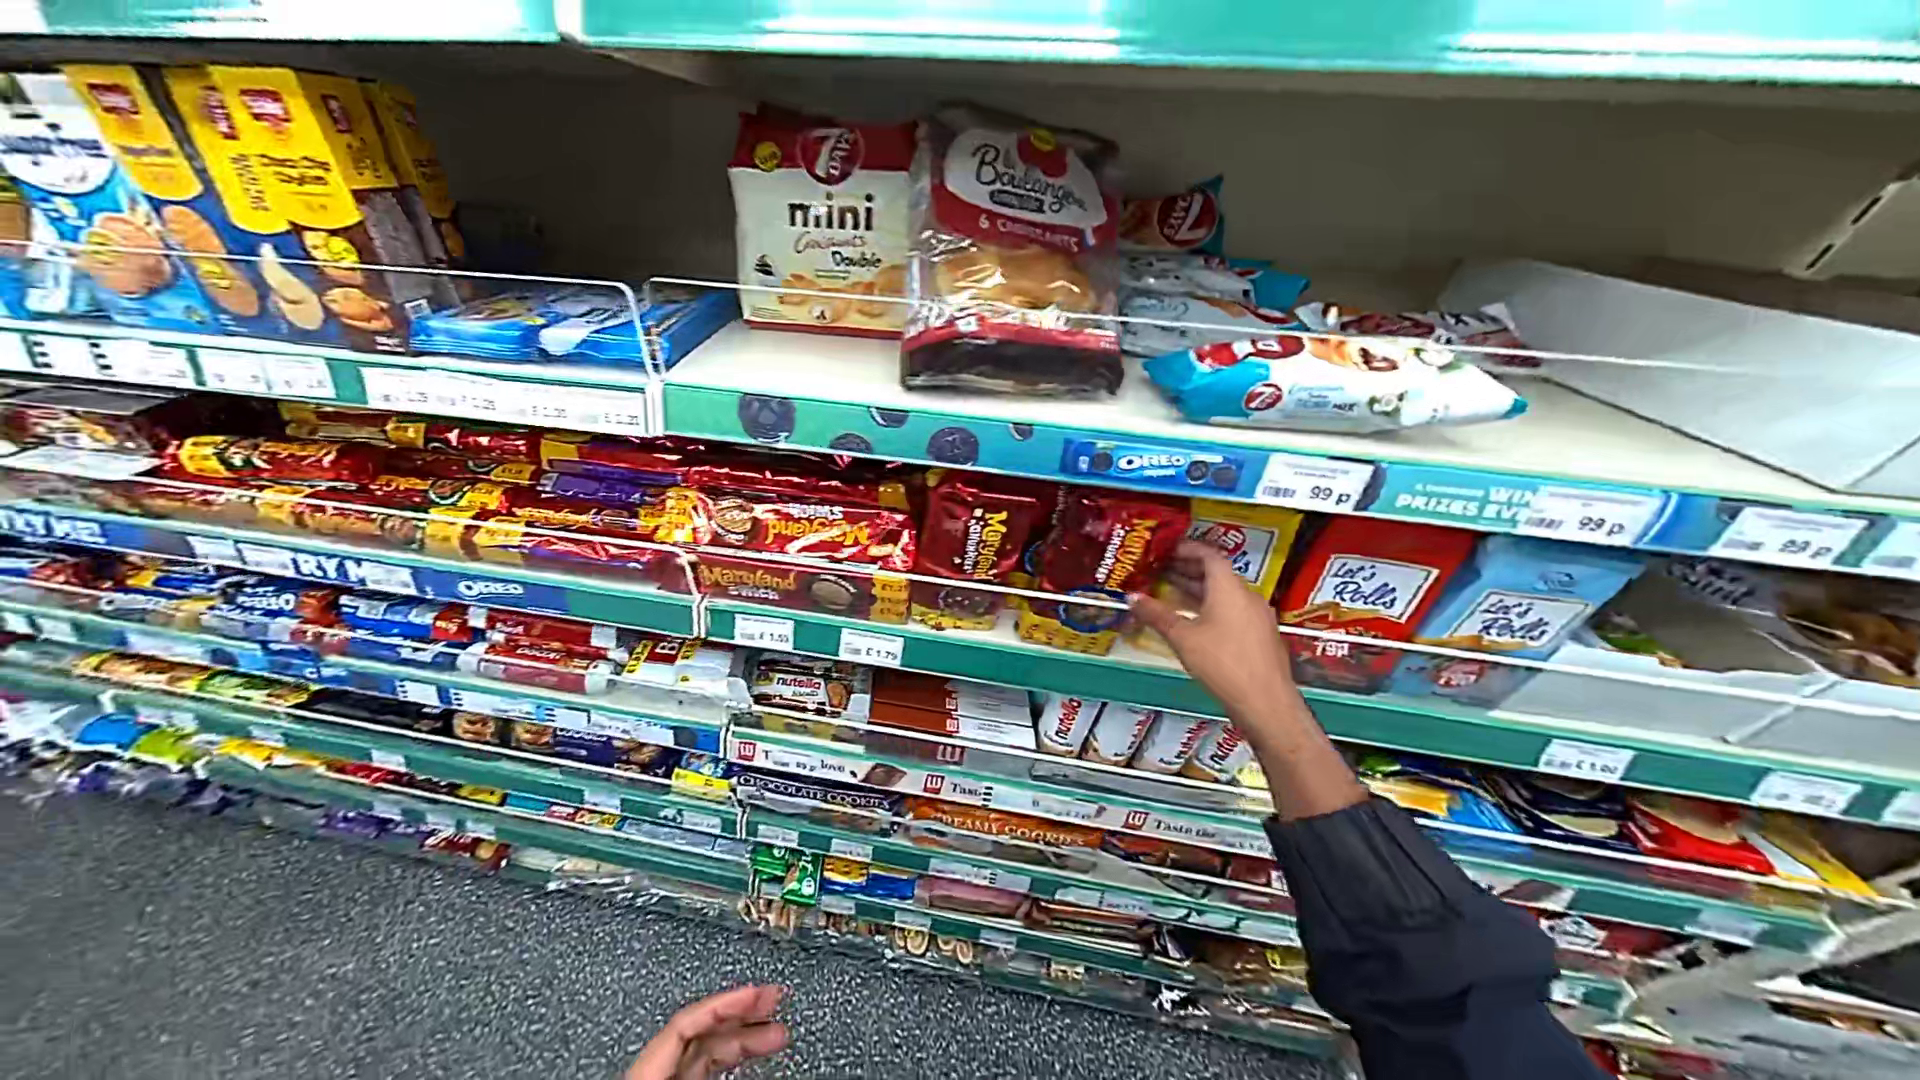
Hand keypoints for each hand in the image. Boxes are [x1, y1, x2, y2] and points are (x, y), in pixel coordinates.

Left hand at [625, 985, 790, 1079]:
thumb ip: (718, 1079)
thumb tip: (764, 1071)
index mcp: (642, 1078)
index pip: (687, 1022)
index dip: (726, 1003)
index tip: (759, 994)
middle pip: (698, 1035)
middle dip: (741, 1018)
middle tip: (776, 1004)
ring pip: (701, 1056)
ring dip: (741, 1042)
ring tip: (775, 1036)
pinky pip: (697, 1076)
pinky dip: (727, 1066)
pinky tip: (748, 1065)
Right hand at [1134, 542, 1367, 819]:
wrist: (1265, 702)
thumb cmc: (1222, 663)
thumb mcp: (1182, 637)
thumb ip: (1156, 615)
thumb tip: (1132, 598)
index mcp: (1229, 588)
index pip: (1209, 556)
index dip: (1187, 549)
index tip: (1166, 551)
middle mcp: (1247, 596)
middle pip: (1217, 574)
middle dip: (1189, 571)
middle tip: (1162, 571)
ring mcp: (1258, 616)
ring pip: (1225, 594)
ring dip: (1200, 591)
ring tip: (1172, 594)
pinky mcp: (1261, 636)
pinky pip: (1233, 610)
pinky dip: (1212, 608)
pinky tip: (1195, 622)